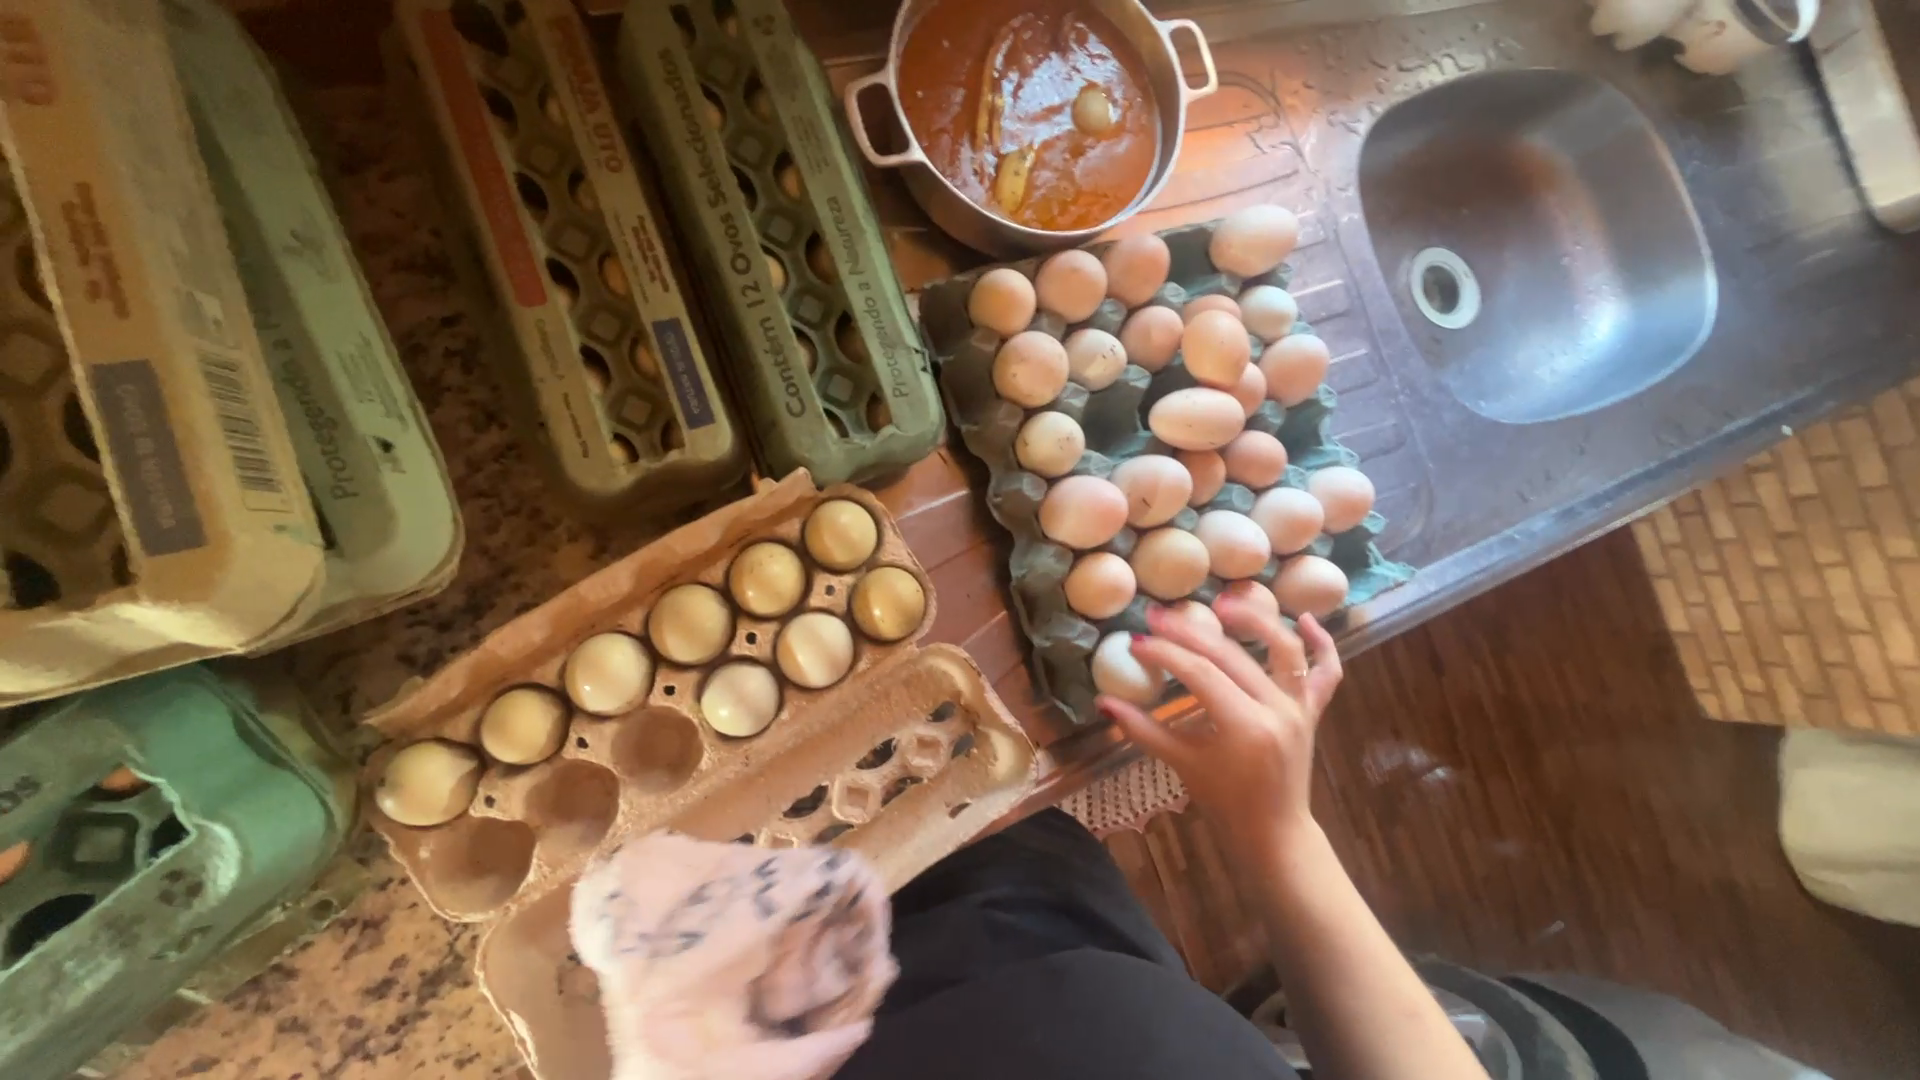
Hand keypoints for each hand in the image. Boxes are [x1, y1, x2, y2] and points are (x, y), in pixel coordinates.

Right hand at [1097, 597, 1341, 847]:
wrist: (1274, 834)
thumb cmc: (1224, 802)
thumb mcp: (1182, 764)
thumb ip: (1143, 730)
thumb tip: (1103, 704)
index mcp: (1245, 726)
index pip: (1200, 673)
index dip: (1165, 654)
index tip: (1135, 642)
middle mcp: (1277, 710)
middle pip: (1231, 656)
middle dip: (1189, 632)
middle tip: (1157, 616)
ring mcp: (1299, 709)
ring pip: (1284, 650)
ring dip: (1255, 621)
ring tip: (1224, 601)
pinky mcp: (1312, 712)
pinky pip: (1326, 674)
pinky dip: (1322, 644)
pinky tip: (1306, 618)